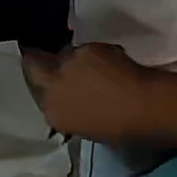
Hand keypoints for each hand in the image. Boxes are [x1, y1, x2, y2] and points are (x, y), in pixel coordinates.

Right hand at [22, 44, 169, 141]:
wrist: (141, 107)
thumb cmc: (119, 128)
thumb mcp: (86, 127)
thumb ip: (71, 111)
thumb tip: (76, 102)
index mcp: (52, 113)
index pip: (39, 94)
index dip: (47, 85)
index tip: (56, 82)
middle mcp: (53, 86)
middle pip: (35, 65)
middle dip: (40, 60)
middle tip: (55, 60)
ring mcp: (68, 65)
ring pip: (65, 53)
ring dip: (75, 59)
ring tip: (95, 64)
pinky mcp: (86, 49)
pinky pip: (87, 48)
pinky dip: (97, 53)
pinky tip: (112, 60)